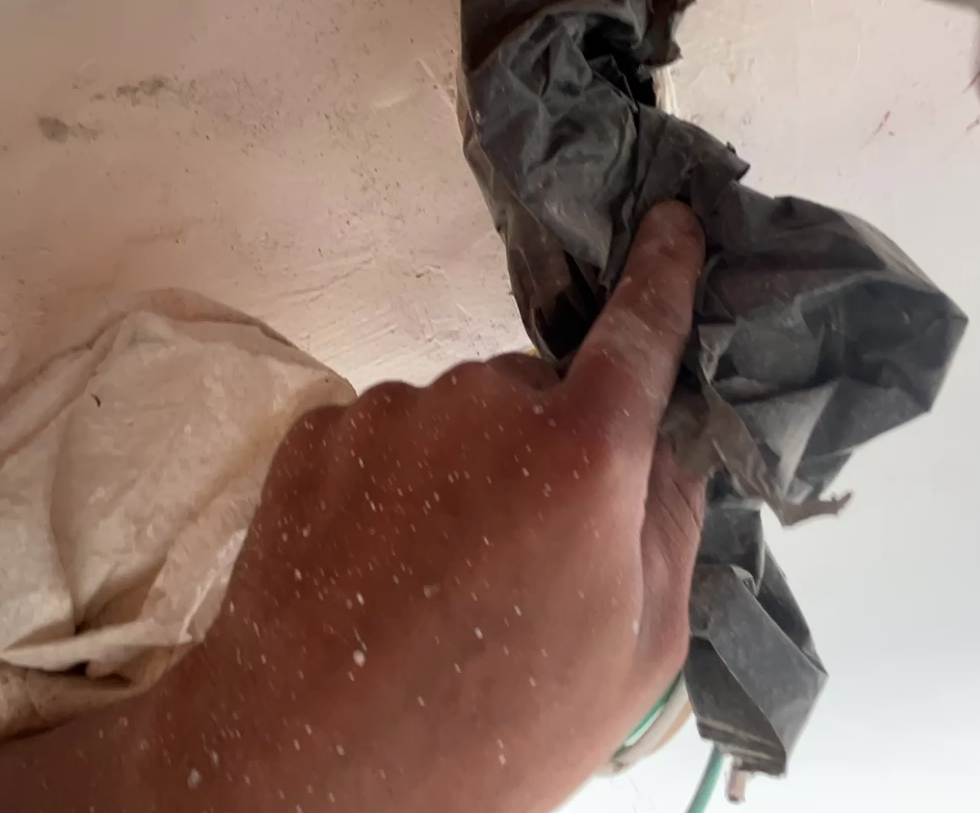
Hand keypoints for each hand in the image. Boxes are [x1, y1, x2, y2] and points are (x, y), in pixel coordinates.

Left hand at [165, 200, 707, 812]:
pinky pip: (388, 434)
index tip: (672, 221)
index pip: (638, 333)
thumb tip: (666, 440)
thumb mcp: (633, 648)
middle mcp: (483, 401)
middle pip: (539, 394)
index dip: (664, 273)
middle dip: (546, 449)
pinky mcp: (322, 427)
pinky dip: (396, 480)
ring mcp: (392, 408)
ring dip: (465, 470)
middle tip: (519, 549)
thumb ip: (667, 523)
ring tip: (437, 569)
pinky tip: (378, 556)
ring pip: (458, 416)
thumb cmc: (494, 722)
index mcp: (578, 455)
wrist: (308, 763)